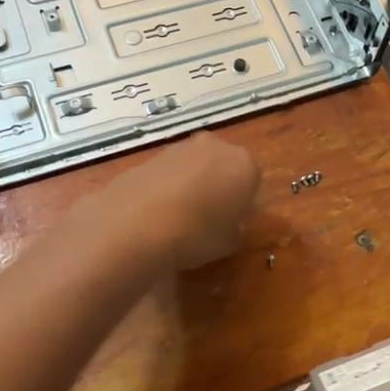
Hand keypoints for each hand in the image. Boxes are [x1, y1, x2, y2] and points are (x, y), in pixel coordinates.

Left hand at [84, 133, 260, 270]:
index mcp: (244, 165)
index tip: (234, 222)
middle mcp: (216, 147)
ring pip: (196, 165)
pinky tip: (158, 212)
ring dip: (194, 184)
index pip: (254, 181)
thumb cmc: (195, 234)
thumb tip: (230, 224)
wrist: (135, 224)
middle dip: (220, 186)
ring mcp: (181, 147)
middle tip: (210, 216)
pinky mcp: (151, 155)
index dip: (245, 203)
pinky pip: (170, 172)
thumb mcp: (228, 243)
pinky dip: (168, 186)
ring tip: (181, 216)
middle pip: (224, 165)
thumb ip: (235, 228)